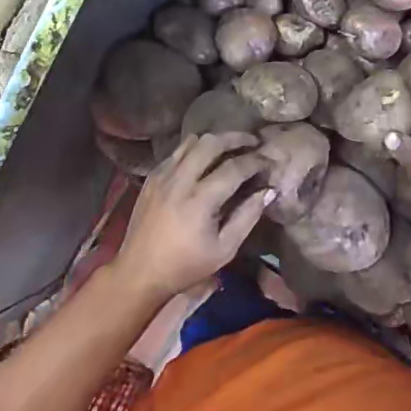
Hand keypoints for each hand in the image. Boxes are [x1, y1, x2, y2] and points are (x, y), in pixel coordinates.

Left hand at [111, 132, 271, 300]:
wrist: (140, 272)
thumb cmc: (186, 266)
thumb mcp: (225, 249)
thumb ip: (247, 216)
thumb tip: (268, 190)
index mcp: (200, 200)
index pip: (234, 167)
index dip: (256, 161)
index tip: (269, 162)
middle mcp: (180, 180)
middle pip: (211, 143)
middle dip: (236, 138)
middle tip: (252, 142)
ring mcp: (163, 175)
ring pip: (191, 142)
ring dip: (214, 141)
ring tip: (230, 147)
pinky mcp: (152, 177)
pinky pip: (176, 152)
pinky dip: (194, 149)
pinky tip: (203, 161)